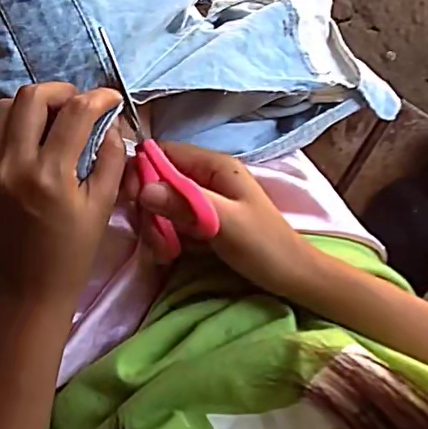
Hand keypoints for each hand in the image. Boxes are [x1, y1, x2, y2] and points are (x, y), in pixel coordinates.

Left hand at [0, 83, 126, 305]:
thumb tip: (108, 121)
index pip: (75, 113)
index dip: (98, 97)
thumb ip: (110, 156)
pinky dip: (12, 126)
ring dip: (33, 105)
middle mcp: (12, 165)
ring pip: (4, 108)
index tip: (110, 98)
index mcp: (50, 175)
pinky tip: (30, 141)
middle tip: (79, 106)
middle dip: (61, 92)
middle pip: (31, 97)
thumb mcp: (104, 203)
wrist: (32, 285)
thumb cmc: (75, 249)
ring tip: (53, 120)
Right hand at [124, 140, 330, 298]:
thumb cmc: (264, 246)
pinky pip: (173, 223)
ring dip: (156, 228)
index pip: (162, 152)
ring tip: (166, 252)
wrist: (292, 277)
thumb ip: (185, 203)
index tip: (135, 202)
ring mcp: (204, 199)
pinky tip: (171, 255)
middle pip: (157, 180)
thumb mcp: (224, 222)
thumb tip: (144, 189)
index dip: (143, 172)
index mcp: (214, 165)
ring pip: (162, 205)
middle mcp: (206, 177)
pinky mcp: (203, 221)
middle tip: (155, 239)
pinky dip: (166, 238)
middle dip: (150, 209)